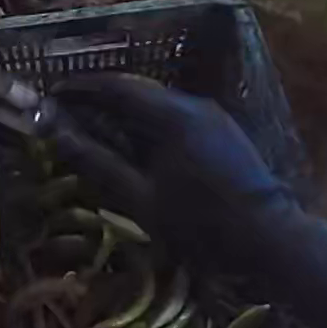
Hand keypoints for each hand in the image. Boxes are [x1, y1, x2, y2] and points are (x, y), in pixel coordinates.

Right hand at [53, 74, 326, 327]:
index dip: (81, 87)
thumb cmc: (200, 224)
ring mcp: (211, 114)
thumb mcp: (140, 198)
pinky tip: (132, 136)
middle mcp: (192, 104)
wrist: (272, 239)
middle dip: (99, 95)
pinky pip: (174, 112)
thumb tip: (59, 135)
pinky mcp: (222, 128)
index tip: (54, 92)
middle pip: (136, 89)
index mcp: (171, 116)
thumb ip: (98, 163)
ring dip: (123, 106)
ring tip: (93, 120)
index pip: (116, 87)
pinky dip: (145, 117)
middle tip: (68, 106)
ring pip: (156, 100)